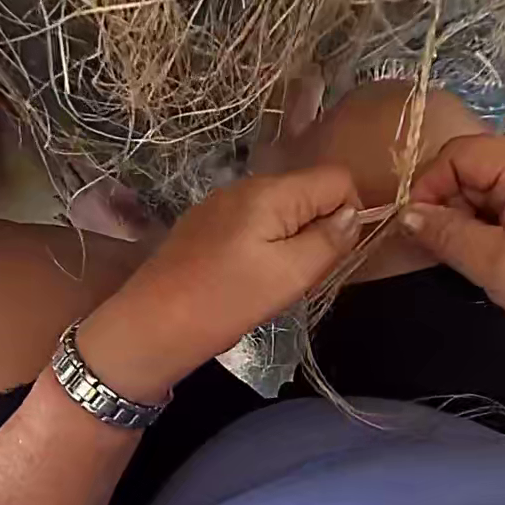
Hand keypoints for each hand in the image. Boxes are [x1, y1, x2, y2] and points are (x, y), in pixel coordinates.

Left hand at [78, 165, 361, 400]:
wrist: (151, 326)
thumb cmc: (224, 301)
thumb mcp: (289, 275)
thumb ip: (328, 240)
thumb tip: (354, 214)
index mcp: (270, 191)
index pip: (336, 177)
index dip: (350, 212)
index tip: (333, 254)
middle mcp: (245, 186)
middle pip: (307, 193)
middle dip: (318, 230)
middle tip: (300, 275)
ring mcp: (220, 204)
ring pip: (281, 212)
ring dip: (292, 242)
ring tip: (271, 283)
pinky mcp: (204, 226)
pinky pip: (253, 225)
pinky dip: (264, 248)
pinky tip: (245, 279)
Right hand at [400, 132, 504, 349]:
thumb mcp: (499, 264)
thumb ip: (446, 234)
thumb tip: (404, 215)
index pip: (458, 155)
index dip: (428, 189)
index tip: (414, 231)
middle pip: (467, 170)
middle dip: (447, 209)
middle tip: (444, 253)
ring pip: (478, 191)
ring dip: (463, 224)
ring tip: (470, 260)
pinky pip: (497, 206)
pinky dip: (481, 231)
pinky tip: (487, 258)